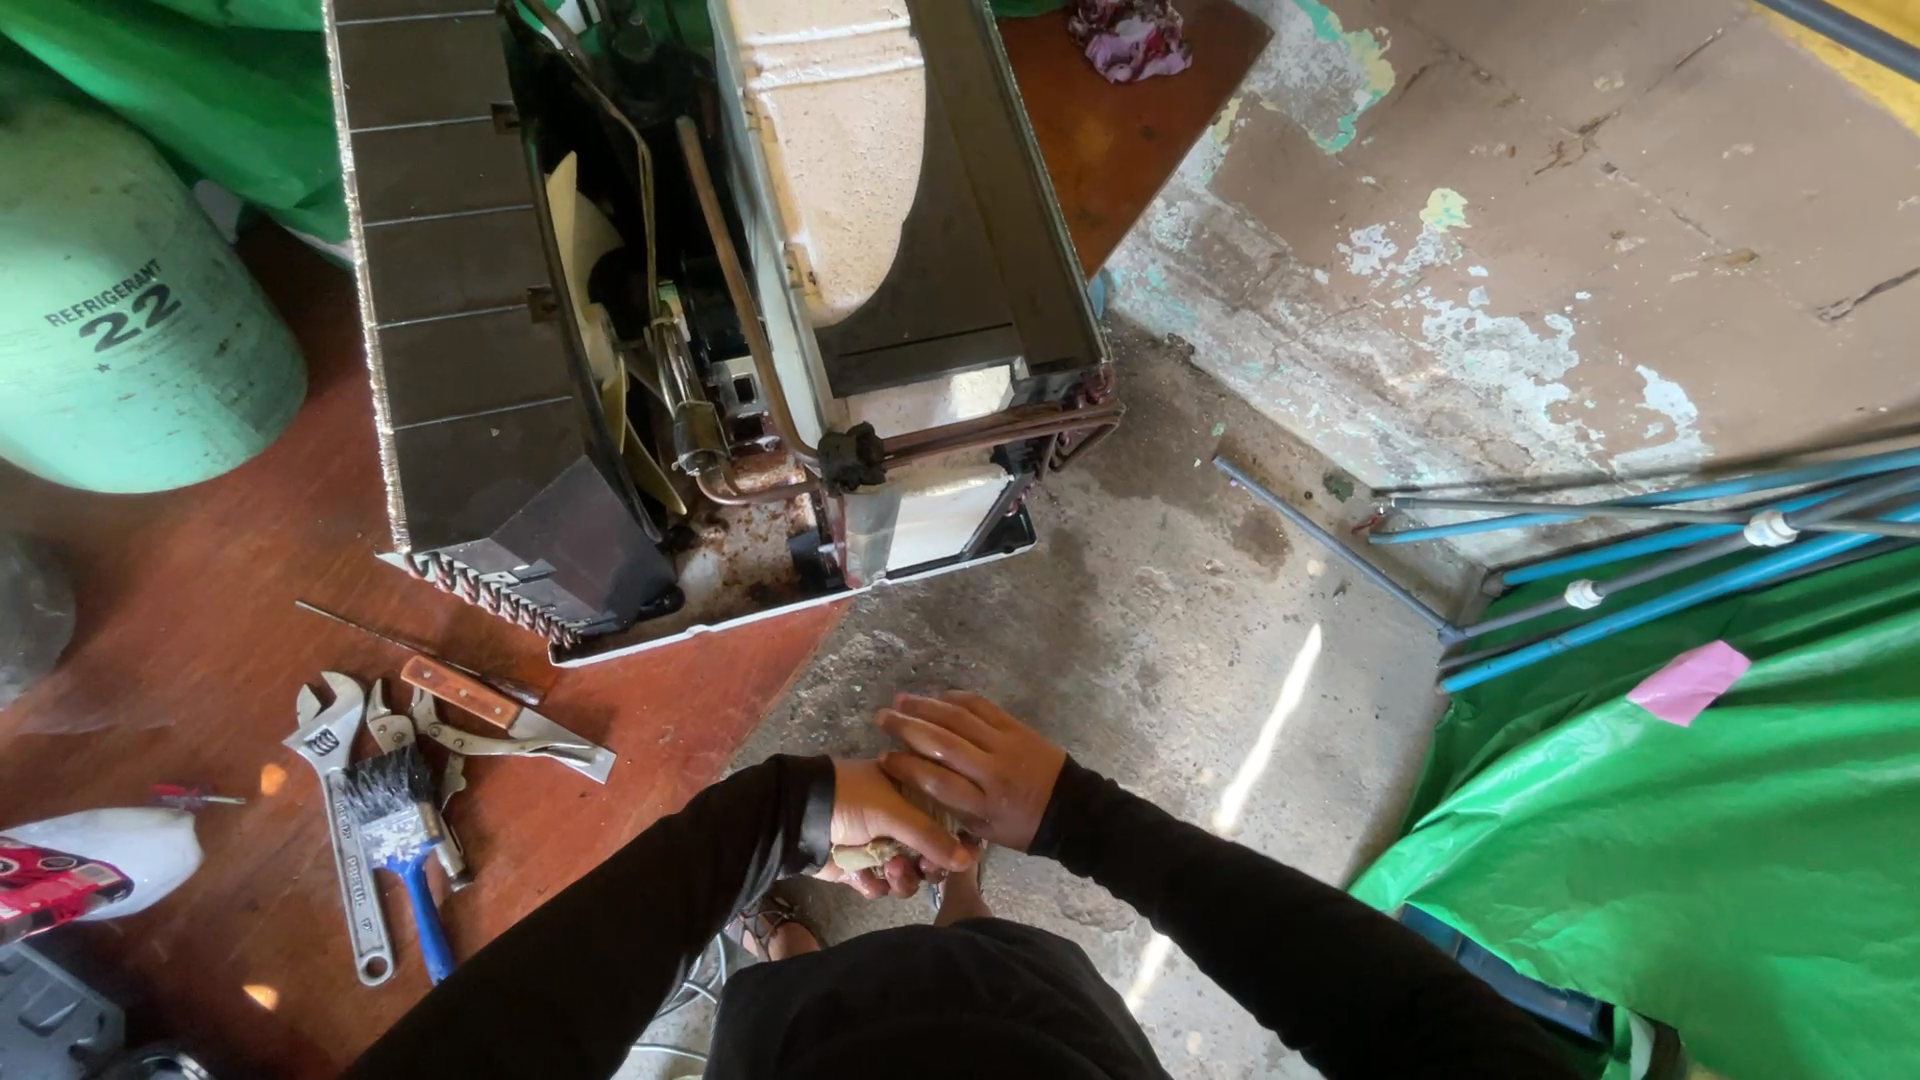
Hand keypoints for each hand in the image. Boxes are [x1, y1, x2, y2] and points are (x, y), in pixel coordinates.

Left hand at [814, 759, 973, 899]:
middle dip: (930, 864)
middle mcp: (902, 820)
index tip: (966, 855)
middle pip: (932, 853)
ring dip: (903, 878)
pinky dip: (875, 885)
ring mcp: (881, 845)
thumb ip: (930, 835)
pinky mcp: (862, 868)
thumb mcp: (893, 810)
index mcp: (913, 794)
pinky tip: (863, 876)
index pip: (948, 819)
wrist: (797, 818)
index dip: (958, 839)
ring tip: (888, 869)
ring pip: (909, 875)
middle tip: (924, 866)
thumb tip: (969, 859)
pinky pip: (881, 887)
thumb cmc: (849, 799)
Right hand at [876, 691, 1066, 851]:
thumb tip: (915, 787)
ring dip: (926, 707)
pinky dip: (957, 699)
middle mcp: (991, 771)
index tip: (882, 758)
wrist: (1071, 808)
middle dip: (907, 728)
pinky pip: (982, 706)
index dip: (905, 768)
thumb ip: (951, 811)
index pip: (936, 782)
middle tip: (882, 718)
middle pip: (941, 744)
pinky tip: (937, 697)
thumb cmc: (1023, 827)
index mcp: (982, 805)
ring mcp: (1005, 744)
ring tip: (901, 701)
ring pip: (959, 719)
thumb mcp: (984, 833)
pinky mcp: (1016, 727)